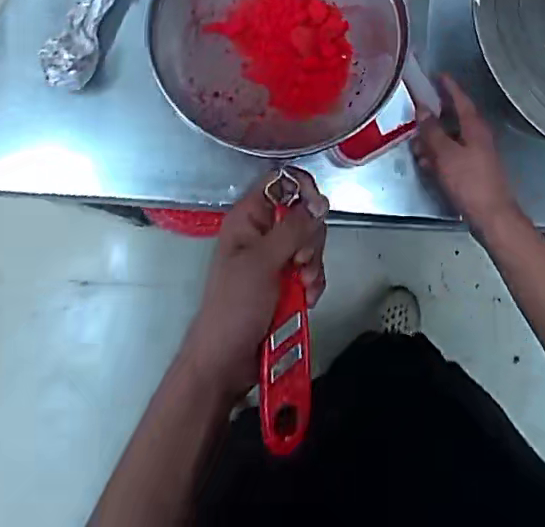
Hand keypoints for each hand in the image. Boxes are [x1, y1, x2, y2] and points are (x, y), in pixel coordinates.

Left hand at [178, 168, 327, 398]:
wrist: (226, 362)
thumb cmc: (234, 308)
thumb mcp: (262, 263)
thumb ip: (292, 229)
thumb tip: (318, 203)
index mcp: (248, 219)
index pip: (281, 182)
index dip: (303, 189)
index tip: (317, 210)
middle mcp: (262, 232)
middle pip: (304, 214)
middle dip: (311, 240)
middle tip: (300, 262)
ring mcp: (275, 257)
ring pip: (311, 243)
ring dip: (313, 265)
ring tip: (302, 287)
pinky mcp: (286, 279)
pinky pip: (311, 268)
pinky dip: (313, 282)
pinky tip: (306, 299)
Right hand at [414, 74, 521, 234]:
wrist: (492, 217)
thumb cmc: (469, 182)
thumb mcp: (445, 154)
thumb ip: (432, 131)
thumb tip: (423, 109)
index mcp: (474, 126)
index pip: (460, 99)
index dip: (448, 86)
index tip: (437, 74)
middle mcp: (478, 136)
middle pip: (454, 118)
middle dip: (434, 117)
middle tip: (416, 113)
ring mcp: (477, 153)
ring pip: (451, 138)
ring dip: (433, 140)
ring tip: (416, 145)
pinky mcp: (473, 170)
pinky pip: (452, 155)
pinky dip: (439, 156)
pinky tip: (427, 165)